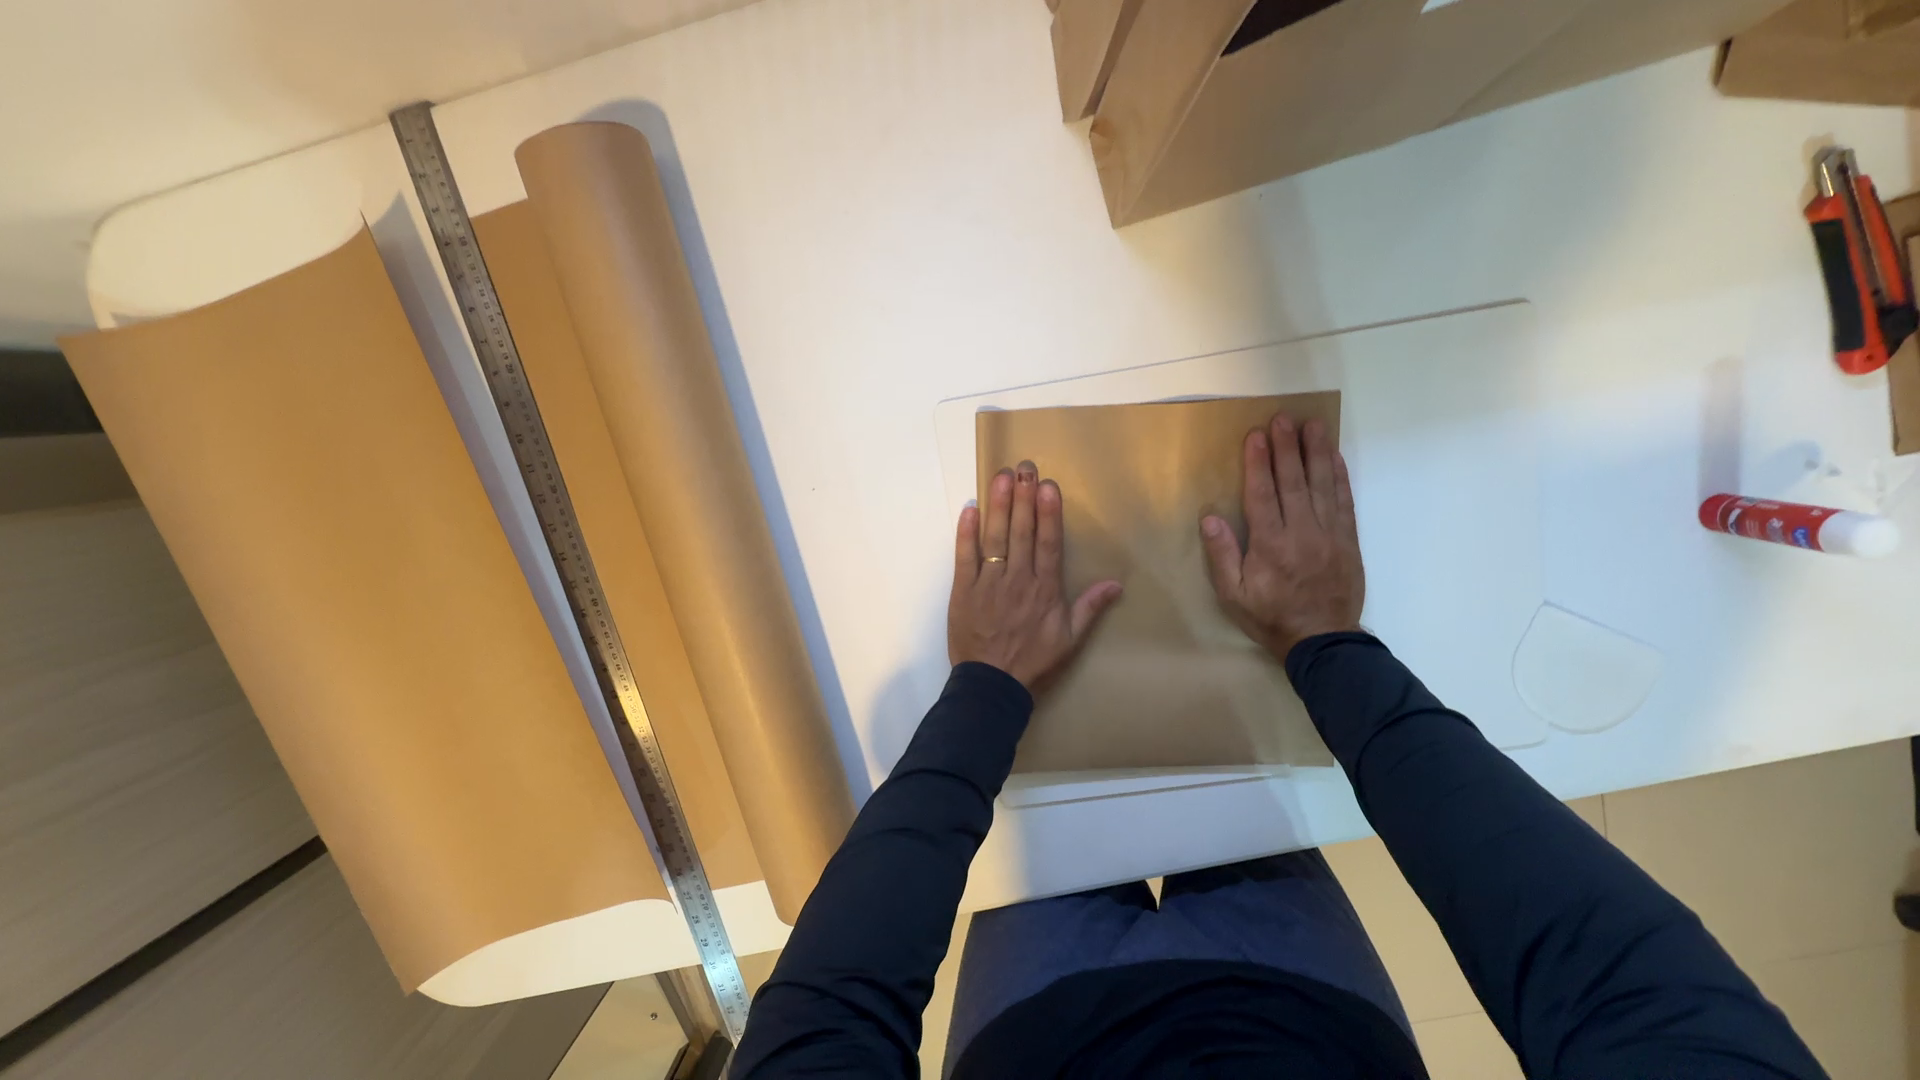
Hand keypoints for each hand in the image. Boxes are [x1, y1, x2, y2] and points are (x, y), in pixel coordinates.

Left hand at [949, 461, 1122, 689]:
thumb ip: (1091, 608)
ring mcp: (989, 584)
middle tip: (1024, 467)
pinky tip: (970, 509)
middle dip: (1023, 497)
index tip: (1048, 486)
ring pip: (995, 538)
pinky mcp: (963, 591)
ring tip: (1001, 476)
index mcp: (1046, 590)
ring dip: (999, 506)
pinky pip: (965, 556)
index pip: (1049, 543)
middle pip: (1022, 532)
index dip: (1049, 513)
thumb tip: (1116, 583)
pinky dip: (966, 533)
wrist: (992, 686)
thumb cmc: (1033, 663)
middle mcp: (1018, 580)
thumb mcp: (1070, 640)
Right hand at [1201, 414, 1363, 661]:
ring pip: (1322, 485)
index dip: (1258, 463)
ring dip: (1316, 452)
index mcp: (1270, 545)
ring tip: (1312, 425)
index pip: (1262, 494)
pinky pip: (1344, 502)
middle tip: (1282, 419)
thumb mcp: (1233, 595)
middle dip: (1286, 448)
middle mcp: (1301, 533)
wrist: (1323, 641)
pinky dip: (1339, 477)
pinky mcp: (1348, 541)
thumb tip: (1211, 518)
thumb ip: (1222, 556)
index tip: (1256, 436)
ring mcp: (1329, 535)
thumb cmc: (1271, 618)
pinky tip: (1335, 457)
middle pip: (1293, 482)